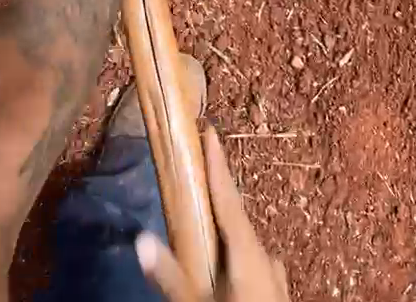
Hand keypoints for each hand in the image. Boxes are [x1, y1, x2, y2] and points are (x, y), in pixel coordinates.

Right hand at [135, 129, 289, 301]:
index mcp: (248, 252)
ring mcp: (275, 279)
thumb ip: (172, 276)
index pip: (228, 198)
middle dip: (218, 193)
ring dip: (227, 227)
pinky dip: (235, 254)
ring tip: (206, 212)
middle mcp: (266, 258)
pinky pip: (252, 264)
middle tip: (200, 166)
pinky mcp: (275, 295)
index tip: (210, 130)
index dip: (217, 164)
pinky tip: (231, 261)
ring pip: (246, 243)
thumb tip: (140, 239)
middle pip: (238, 218)